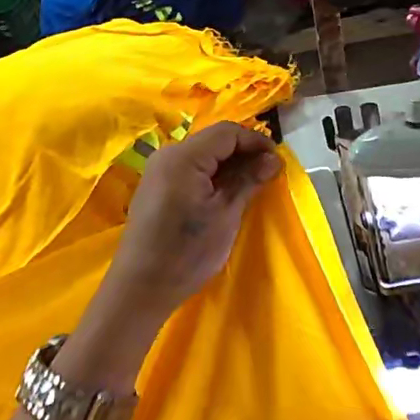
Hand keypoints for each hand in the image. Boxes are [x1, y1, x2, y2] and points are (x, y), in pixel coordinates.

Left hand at [56, 123, 279, 391]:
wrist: (141, 287)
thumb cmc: (187, 251)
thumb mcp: (225, 214)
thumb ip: (247, 180)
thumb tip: (272, 159)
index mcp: (183, 156)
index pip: (227, 132)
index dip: (256, 141)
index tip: (278, 161)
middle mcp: (167, 154)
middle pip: (213, 140)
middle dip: (243, 151)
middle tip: (268, 173)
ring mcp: (158, 170)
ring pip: (201, 153)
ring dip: (228, 163)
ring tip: (251, 184)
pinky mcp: (155, 186)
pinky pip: (189, 168)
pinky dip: (211, 174)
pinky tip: (225, 192)